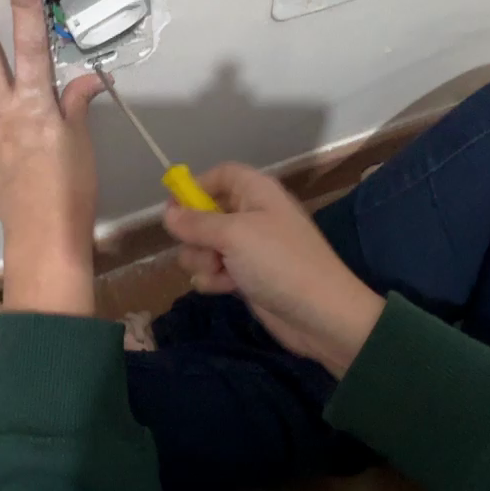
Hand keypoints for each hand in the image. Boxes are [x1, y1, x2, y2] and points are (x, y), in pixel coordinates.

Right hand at [162, 163, 384, 375]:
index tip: (174, 207)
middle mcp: (252, 215)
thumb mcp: (233, 235)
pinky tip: (224, 289)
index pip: (221, 175)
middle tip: (202, 248)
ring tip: (218, 272)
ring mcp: (249, 248)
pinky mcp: (247, 276)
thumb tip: (167, 213)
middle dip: (195, 233)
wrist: (321, 315)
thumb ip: (196, 223)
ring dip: (202, 260)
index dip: (196, 186)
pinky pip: (215, 270)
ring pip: (205, 245)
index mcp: (256, 192)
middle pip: (206, 213)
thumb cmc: (279, 262)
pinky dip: (214, 279)